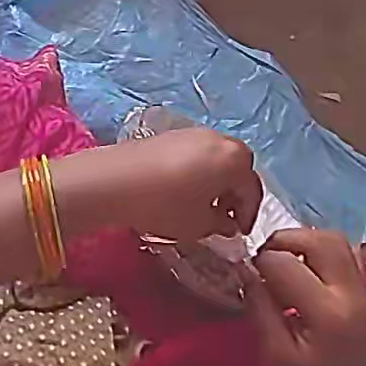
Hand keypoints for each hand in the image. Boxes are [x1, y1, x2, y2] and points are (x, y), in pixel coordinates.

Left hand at [55, 128, 260, 242]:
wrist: (114, 180)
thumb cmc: (164, 206)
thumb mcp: (198, 225)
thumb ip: (220, 224)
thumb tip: (227, 222)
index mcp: (236, 160)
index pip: (252, 190)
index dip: (249, 215)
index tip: (240, 232)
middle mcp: (221, 139)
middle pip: (237, 168)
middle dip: (234, 193)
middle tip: (224, 217)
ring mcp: (194, 132)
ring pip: (217, 159)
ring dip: (216, 181)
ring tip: (202, 204)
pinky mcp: (171, 133)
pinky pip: (196, 153)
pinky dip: (198, 170)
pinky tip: (182, 189)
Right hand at [243, 228, 365, 365]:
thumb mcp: (274, 353)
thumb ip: (260, 307)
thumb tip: (246, 271)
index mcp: (326, 311)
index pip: (285, 263)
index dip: (259, 263)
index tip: (246, 276)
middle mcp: (351, 293)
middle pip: (320, 240)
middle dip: (284, 240)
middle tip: (263, 259)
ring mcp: (363, 291)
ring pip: (338, 240)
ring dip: (305, 241)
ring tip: (282, 260)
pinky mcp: (365, 293)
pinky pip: (350, 254)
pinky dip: (325, 249)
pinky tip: (307, 262)